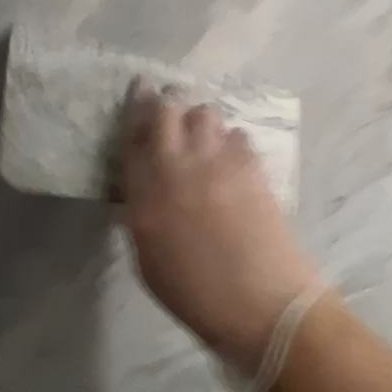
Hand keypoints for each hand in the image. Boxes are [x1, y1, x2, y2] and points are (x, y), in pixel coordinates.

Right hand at [118, 82, 322, 369]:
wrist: (260, 302)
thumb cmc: (197, 294)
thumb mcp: (149, 261)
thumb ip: (142, 212)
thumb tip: (144, 184)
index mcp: (145, 197)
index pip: (131, 136)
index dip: (134, 108)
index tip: (139, 90)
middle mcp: (177, 168)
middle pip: (167, 110)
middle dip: (166, 102)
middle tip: (169, 108)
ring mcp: (216, 160)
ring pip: (205, 112)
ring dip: (199, 119)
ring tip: (203, 137)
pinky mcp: (249, 162)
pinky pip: (236, 133)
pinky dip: (230, 140)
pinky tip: (231, 159)